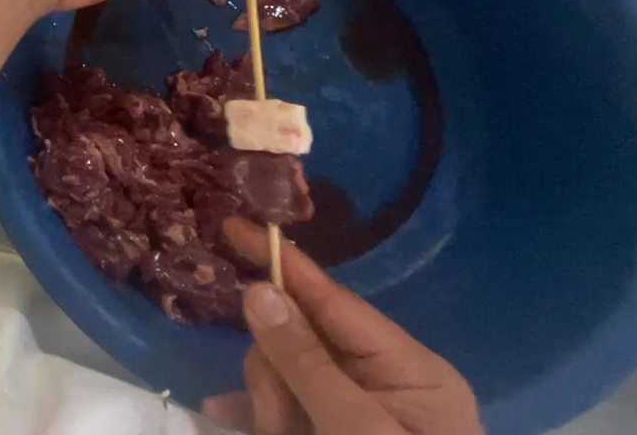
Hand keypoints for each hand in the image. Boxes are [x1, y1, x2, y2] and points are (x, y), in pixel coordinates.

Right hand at [203, 221, 481, 434]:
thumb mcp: (357, 433)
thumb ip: (306, 362)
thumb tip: (260, 289)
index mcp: (408, 369)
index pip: (331, 296)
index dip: (281, 259)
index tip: (231, 223)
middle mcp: (382, 378)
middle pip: (296, 335)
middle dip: (273, 375)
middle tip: (276, 423)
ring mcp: (356, 405)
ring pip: (280, 369)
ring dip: (268, 405)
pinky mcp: (332, 427)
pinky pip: (281, 399)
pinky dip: (258, 412)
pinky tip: (228, 419)